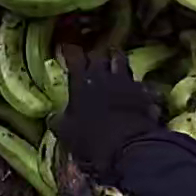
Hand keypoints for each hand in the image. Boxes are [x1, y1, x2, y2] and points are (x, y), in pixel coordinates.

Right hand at [54, 49, 163, 177]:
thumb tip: (52, 116)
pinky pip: (137, 80)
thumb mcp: (66, 133)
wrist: (129, 146)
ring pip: (120, 61)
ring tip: (114, 58)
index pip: (74, 57)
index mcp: (81, 82)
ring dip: (116, 58)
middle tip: (91, 57)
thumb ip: (58, 121)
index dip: (71, 52)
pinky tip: (133, 85)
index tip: (67, 49)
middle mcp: (103, 76)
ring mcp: (125, 82)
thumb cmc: (91, 139)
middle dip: (94, 55)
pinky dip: (133, 81)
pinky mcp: (143, 92)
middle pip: (99, 55)